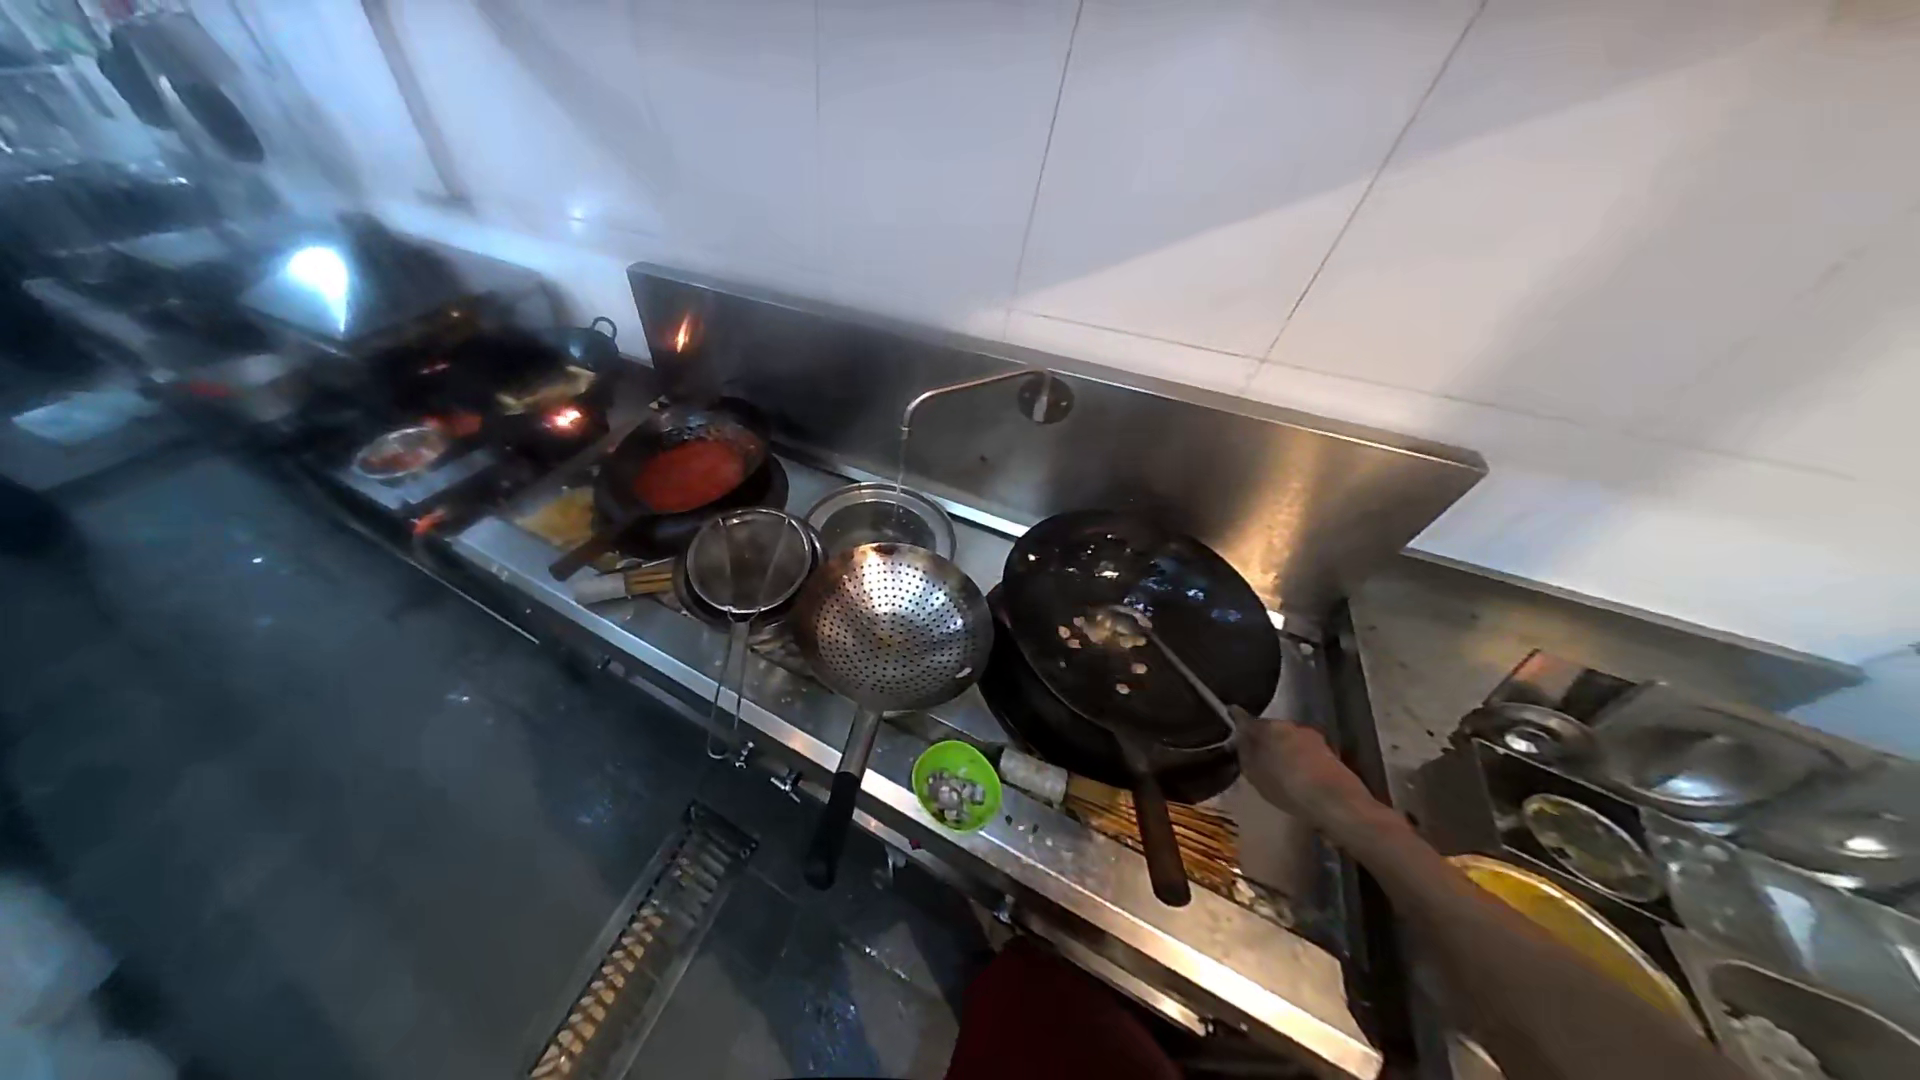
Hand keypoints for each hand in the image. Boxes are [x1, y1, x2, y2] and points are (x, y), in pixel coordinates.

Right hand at [1234, 707, 1384, 830]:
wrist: (1338, 803)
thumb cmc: (1289, 788)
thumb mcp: (1255, 775)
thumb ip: (1244, 753)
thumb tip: (1238, 738)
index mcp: (1268, 727)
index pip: (1245, 719)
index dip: (1237, 722)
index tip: (1232, 725)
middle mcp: (1291, 725)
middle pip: (1269, 729)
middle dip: (1263, 740)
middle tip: (1257, 760)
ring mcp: (1313, 737)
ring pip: (1289, 740)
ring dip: (1283, 751)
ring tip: (1280, 773)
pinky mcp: (1330, 752)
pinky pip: (1305, 752)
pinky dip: (1300, 761)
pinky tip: (1300, 780)